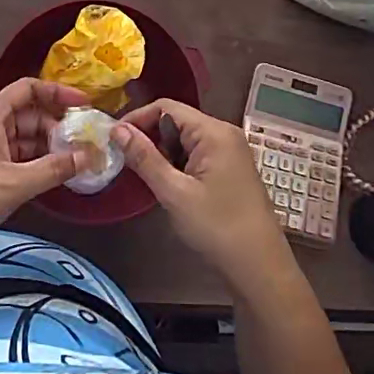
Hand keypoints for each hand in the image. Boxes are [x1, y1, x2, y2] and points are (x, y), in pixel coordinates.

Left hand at [0, 78, 91, 248]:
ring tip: (83, 158)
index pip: (27, 89)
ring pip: (28, 139)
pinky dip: (42, 165)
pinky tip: (63, 175)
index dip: (56, 92)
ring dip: (53, 146)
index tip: (85, 105)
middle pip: (31, 115)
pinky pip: (23, 161)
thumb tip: (90, 156)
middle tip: (90, 140)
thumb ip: (54, 169)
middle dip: (59, 124)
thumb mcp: (13, 183)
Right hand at [112, 99, 295, 291]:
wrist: (259, 266)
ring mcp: (230, 152)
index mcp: (214, 132)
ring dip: (162, 153)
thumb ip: (144, 157)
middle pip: (176, 120)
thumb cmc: (216, 227)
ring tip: (144, 176)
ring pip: (184, 139)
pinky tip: (167, 184)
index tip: (114, 140)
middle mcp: (224, 134)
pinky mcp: (230, 169)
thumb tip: (117, 129)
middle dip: (148, 137)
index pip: (166, 107)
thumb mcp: (174, 192)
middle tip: (125, 161)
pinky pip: (196, 154)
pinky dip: (177, 163)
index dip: (137, 119)